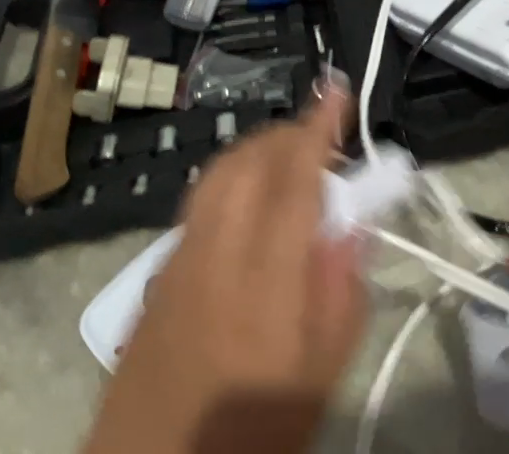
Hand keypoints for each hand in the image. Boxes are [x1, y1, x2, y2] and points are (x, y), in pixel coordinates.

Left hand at [82, 81, 365, 453]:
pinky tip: (245, 204)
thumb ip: (342, 291)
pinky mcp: (155, 276)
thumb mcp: (323, 374)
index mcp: (267, 279)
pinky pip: (196, 203)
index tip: (335, 88)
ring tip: (287, 158)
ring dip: (254, 150)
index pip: (295, 179)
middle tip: (321, 135)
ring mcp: (177, 261)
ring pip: (215, 175)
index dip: (318, 126)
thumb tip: (353, 224)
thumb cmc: (254, 431)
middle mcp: (216, 253)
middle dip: (286, 133)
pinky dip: (228, 180)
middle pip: (248, 162)